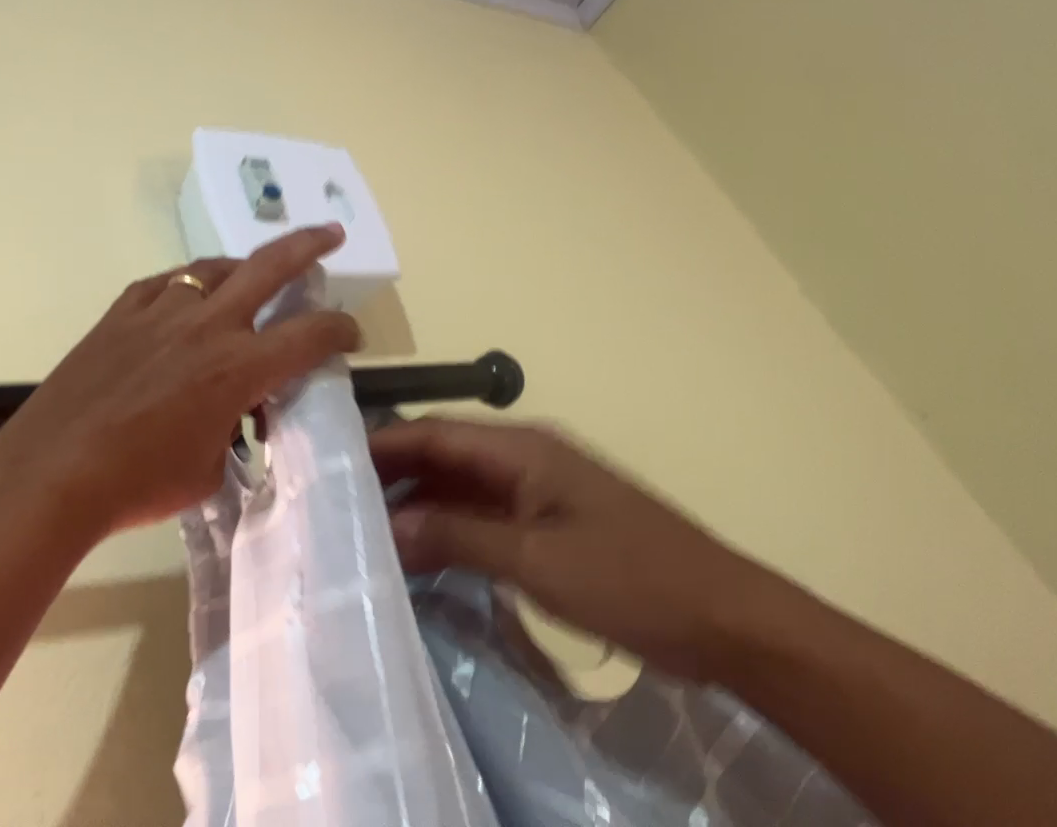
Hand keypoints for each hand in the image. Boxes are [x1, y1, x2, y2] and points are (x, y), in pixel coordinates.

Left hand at [0, 225, 361, 535]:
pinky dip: (187, 287)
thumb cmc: (138, 484)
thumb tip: (231, 412)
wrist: (52, 473)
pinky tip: (187, 298)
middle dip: (308, 245)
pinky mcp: (119, 314)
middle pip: (269, 266)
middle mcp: (205, 326)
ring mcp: (158, 312)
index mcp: (238, 367)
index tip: (351, 335)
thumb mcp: (209, 469)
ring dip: (242, 268)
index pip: (310, 335)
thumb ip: (233, 429)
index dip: (341, 330)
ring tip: (252, 274)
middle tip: (330, 233)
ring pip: (212, 269)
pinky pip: (164, 285)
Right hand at [372, 418, 796, 682]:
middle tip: (336, 507)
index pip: (434, 433)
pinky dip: (449, 533)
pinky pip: (484, 519)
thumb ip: (456, 536)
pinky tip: (419, 558)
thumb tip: (385, 525)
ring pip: (461, 490)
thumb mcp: (535, 561)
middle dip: (392, 478)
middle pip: (443, 457)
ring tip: (365, 534)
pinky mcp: (551, 529)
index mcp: (524, 450)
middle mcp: (527, 461)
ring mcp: (541, 495)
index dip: (380, 444)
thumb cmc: (632, 580)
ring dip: (418, 508)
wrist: (728, 622)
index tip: (328, 465)